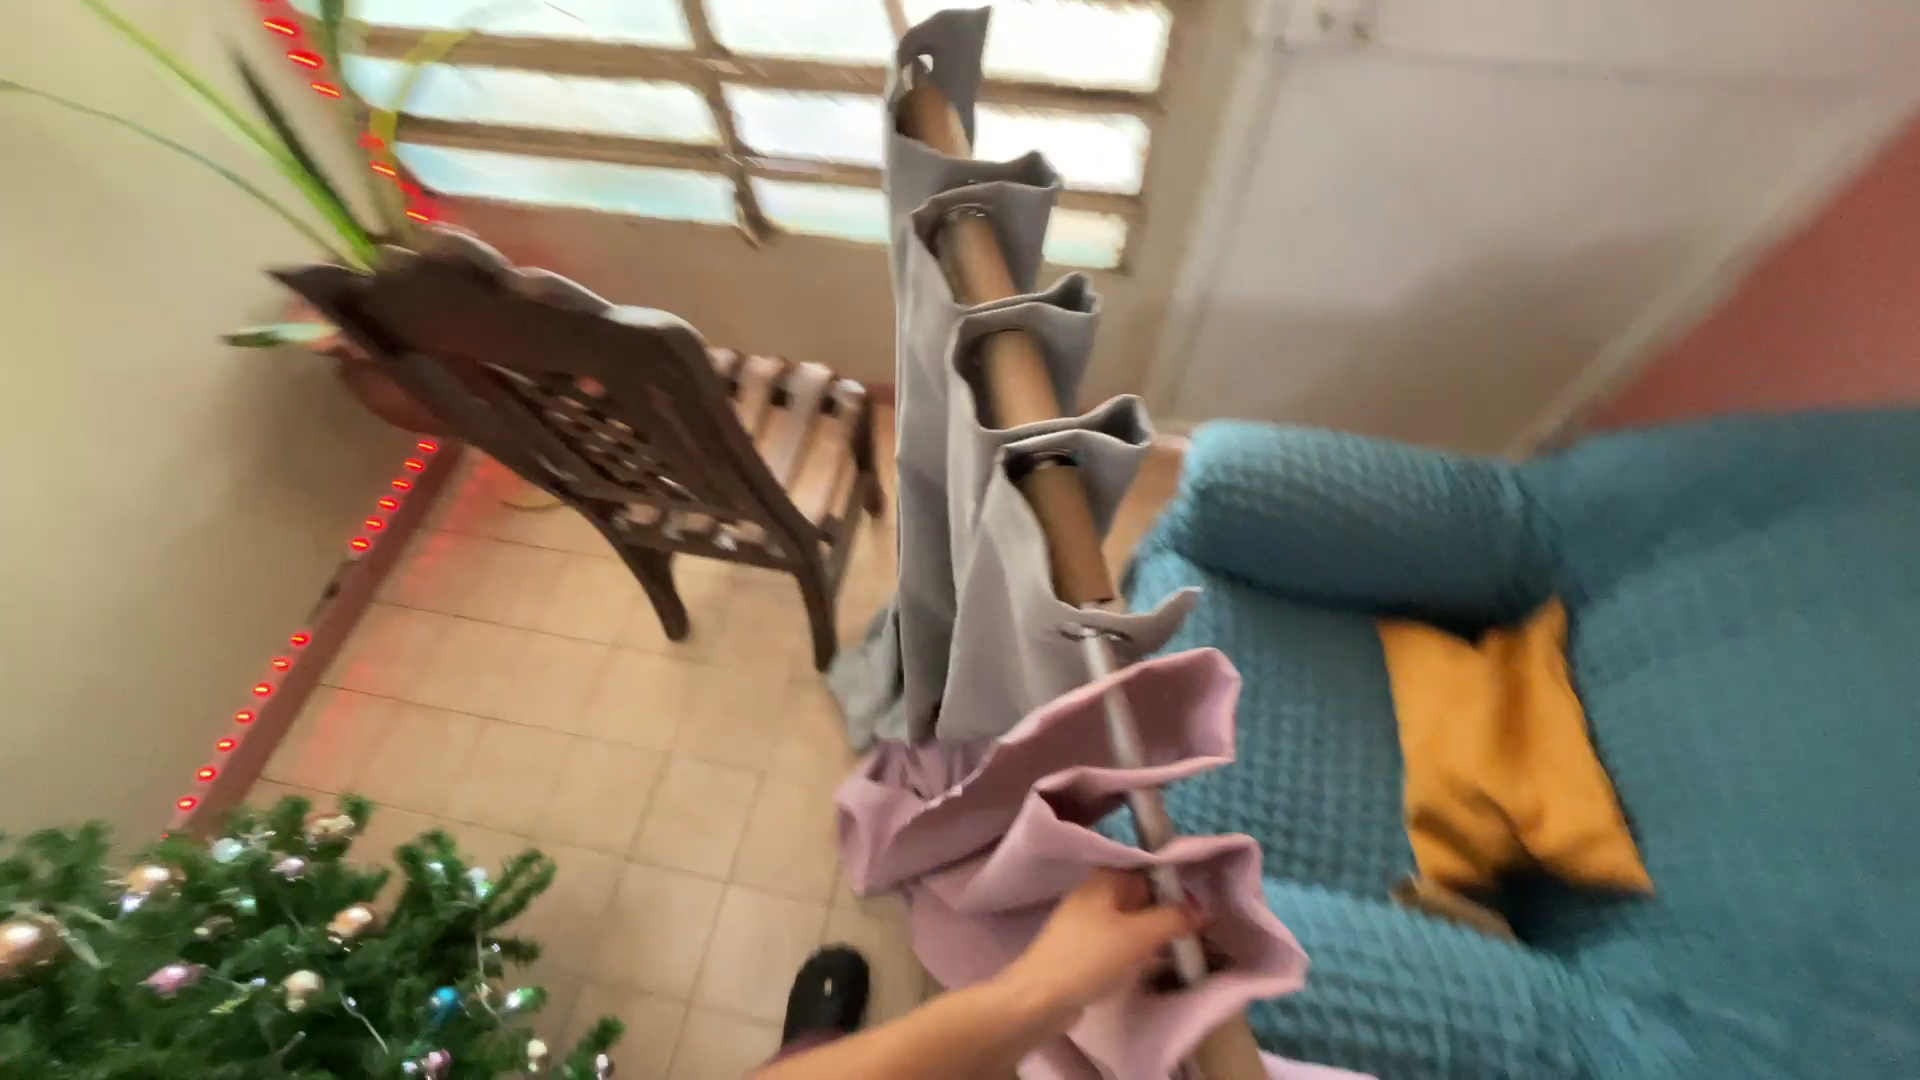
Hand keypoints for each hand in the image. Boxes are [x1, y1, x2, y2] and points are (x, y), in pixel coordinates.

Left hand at [996, 868, 1204, 1026]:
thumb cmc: (1090, 956)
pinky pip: (1121, 939)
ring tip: (1186, 948)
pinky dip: (1140, 947)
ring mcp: (1089, 919)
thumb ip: (1172, 919)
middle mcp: (1096, 891)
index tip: (1204, 907)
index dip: (1177, 887)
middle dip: (1169, 911)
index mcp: (1106, 877)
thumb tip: (1204, 910)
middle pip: (1142, 895)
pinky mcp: (1086, 946)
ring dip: (1156, 932)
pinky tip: (1157, 962)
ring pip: (1133, 919)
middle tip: (1202, 932)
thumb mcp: (1138, 936)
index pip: (1150, 871)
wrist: (1041, 995)